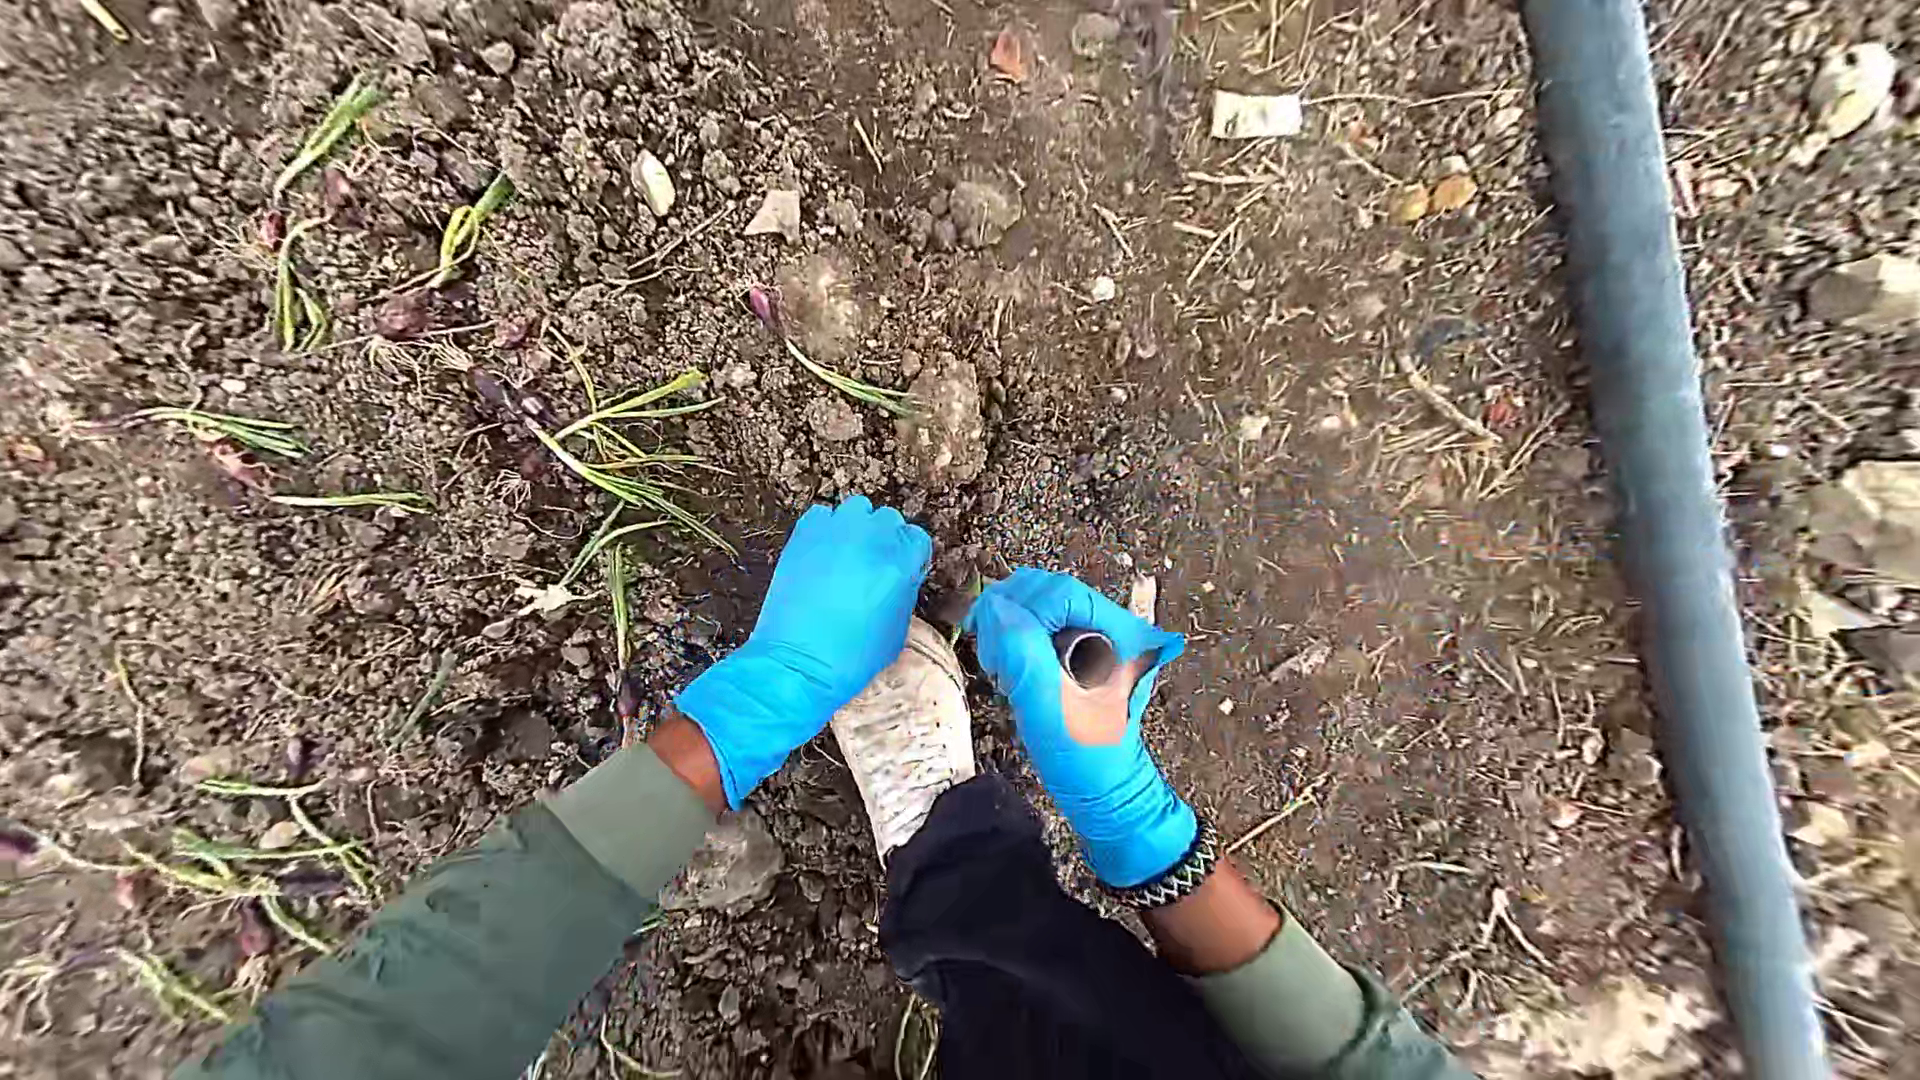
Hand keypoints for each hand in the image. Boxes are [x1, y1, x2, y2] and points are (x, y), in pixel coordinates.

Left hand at [676, 495, 931, 807]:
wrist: (800, 663)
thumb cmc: (854, 656)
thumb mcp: (898, 629)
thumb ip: (905, 590)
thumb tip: (900, 576)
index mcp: (902, 562)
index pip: (917, 538)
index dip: (909, 555)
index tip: (900, 569)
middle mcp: (874, 537)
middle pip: (888, 519)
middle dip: (883, 539)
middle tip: (871, 563)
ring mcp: (838, 530)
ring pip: (856, 509)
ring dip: (856, 526)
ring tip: (846, 552)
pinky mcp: (805, 532)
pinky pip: (822, 515)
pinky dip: (825, 528)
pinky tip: (820, 552)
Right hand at [963, 568, 1193, 886]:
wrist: (1103, 791)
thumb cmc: (1085, 757)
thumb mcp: (1049, 709)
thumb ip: (1022, 652)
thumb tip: (995, 606)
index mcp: (1123, 634)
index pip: (1060, 592)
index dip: (1021, 611)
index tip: (998, 649)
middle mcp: (1114, 625)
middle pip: (1047, 590)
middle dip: (1010, 615)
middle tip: (994, 657)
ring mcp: (1095, 634)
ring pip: (1036, 602)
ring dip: (1007, 625)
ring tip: (1001, 665)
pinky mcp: (1077, 645)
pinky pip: (1034, 620)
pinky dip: (1011, 634)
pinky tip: (1007, 664)